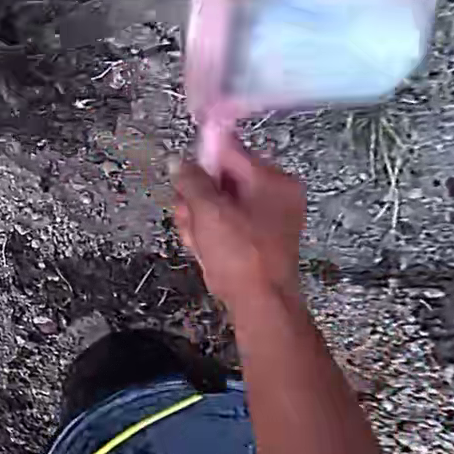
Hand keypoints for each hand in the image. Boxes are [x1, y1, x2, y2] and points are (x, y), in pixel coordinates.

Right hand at [172, 140, 307, 316]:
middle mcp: (274, 195)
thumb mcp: (208, 211)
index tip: (181, 170)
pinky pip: (225, 224)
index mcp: (272, 180)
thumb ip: (191, 181)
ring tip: (196, 239)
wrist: (259, 302)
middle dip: (197, 199)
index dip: (201, 159)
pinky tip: (203, 248)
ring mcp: (267, 218)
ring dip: (198, 219)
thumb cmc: (242, 256)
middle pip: (221, 180)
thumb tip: (179, 163)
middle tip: (188, 215)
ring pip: (218, 204)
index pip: (230, 151)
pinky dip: (209, 233)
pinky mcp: (257, 239)